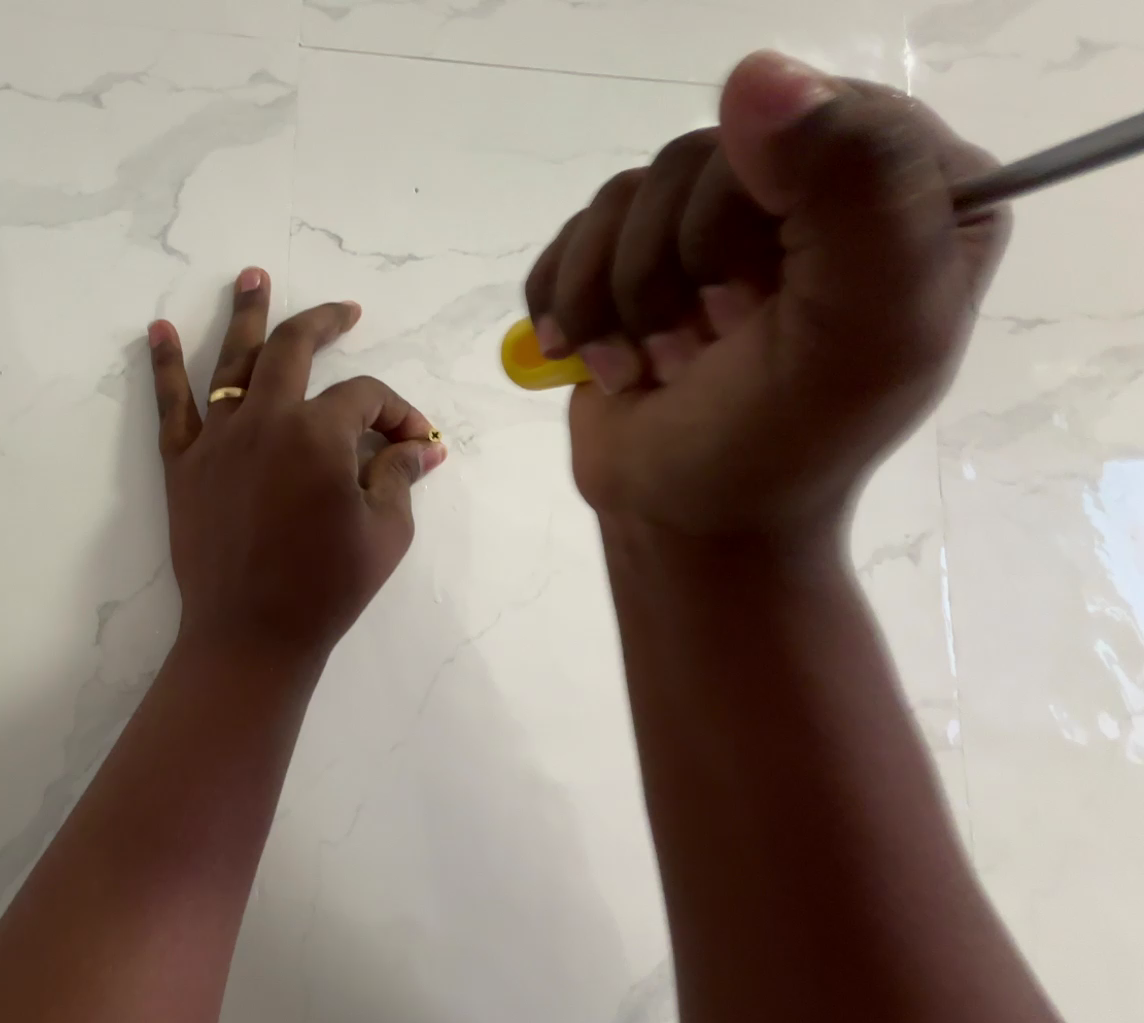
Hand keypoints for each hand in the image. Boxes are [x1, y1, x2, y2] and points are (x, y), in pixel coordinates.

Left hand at [148, 268, 445, 665]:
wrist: (250, 633)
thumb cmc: (326, 588)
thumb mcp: (385, 532)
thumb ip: (400, 476)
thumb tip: (420, 446)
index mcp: (319, 434)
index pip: (366, 398)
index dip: (397, 413)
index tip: (415, 443)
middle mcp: (265, 421)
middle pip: (295, 349)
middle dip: (324, 322)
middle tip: (344, 310)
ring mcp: (218, 440)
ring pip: (231, 360)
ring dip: (245, 314)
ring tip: (252, 277)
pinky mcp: (183, 465)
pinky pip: (171, 406)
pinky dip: (163, 365)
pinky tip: (158, 329)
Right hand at [526, 50, 1010, 537]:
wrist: (681, 516)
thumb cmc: (777, 445)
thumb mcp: (855, 332)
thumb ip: (851, 192)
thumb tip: (754, 72)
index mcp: (897, 197)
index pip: (803, 119)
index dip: (743, 218)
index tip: (745, 314)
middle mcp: (799, 199)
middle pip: (690, 161)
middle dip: (665, 277)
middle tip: (691, 356)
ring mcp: (700, 235)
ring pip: (615, 202)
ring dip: (606, 304)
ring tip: (638, 371)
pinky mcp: (625, 271)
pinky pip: (567, 241)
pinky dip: (560, 305)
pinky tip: (582, 355)